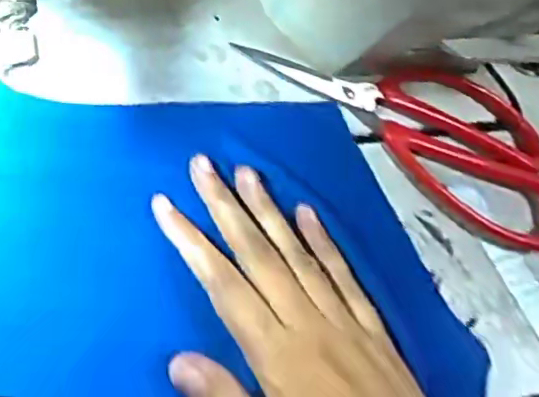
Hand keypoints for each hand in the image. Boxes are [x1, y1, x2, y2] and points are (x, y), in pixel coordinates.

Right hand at [153, 155, 423, 396]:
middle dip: (224, 206)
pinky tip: (307, 211)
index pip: (222, 283)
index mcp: (276, 353)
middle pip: (256, 253)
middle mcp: (306, 323)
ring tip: (246, 171)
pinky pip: (345, 275)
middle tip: (202, 165)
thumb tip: (178, 359)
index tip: (165, 205)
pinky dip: (325, 242)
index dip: (190, 242)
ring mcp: (342, 320)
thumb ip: (225, 395)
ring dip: (268, 210)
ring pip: (297, 253)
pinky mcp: (373, 328)